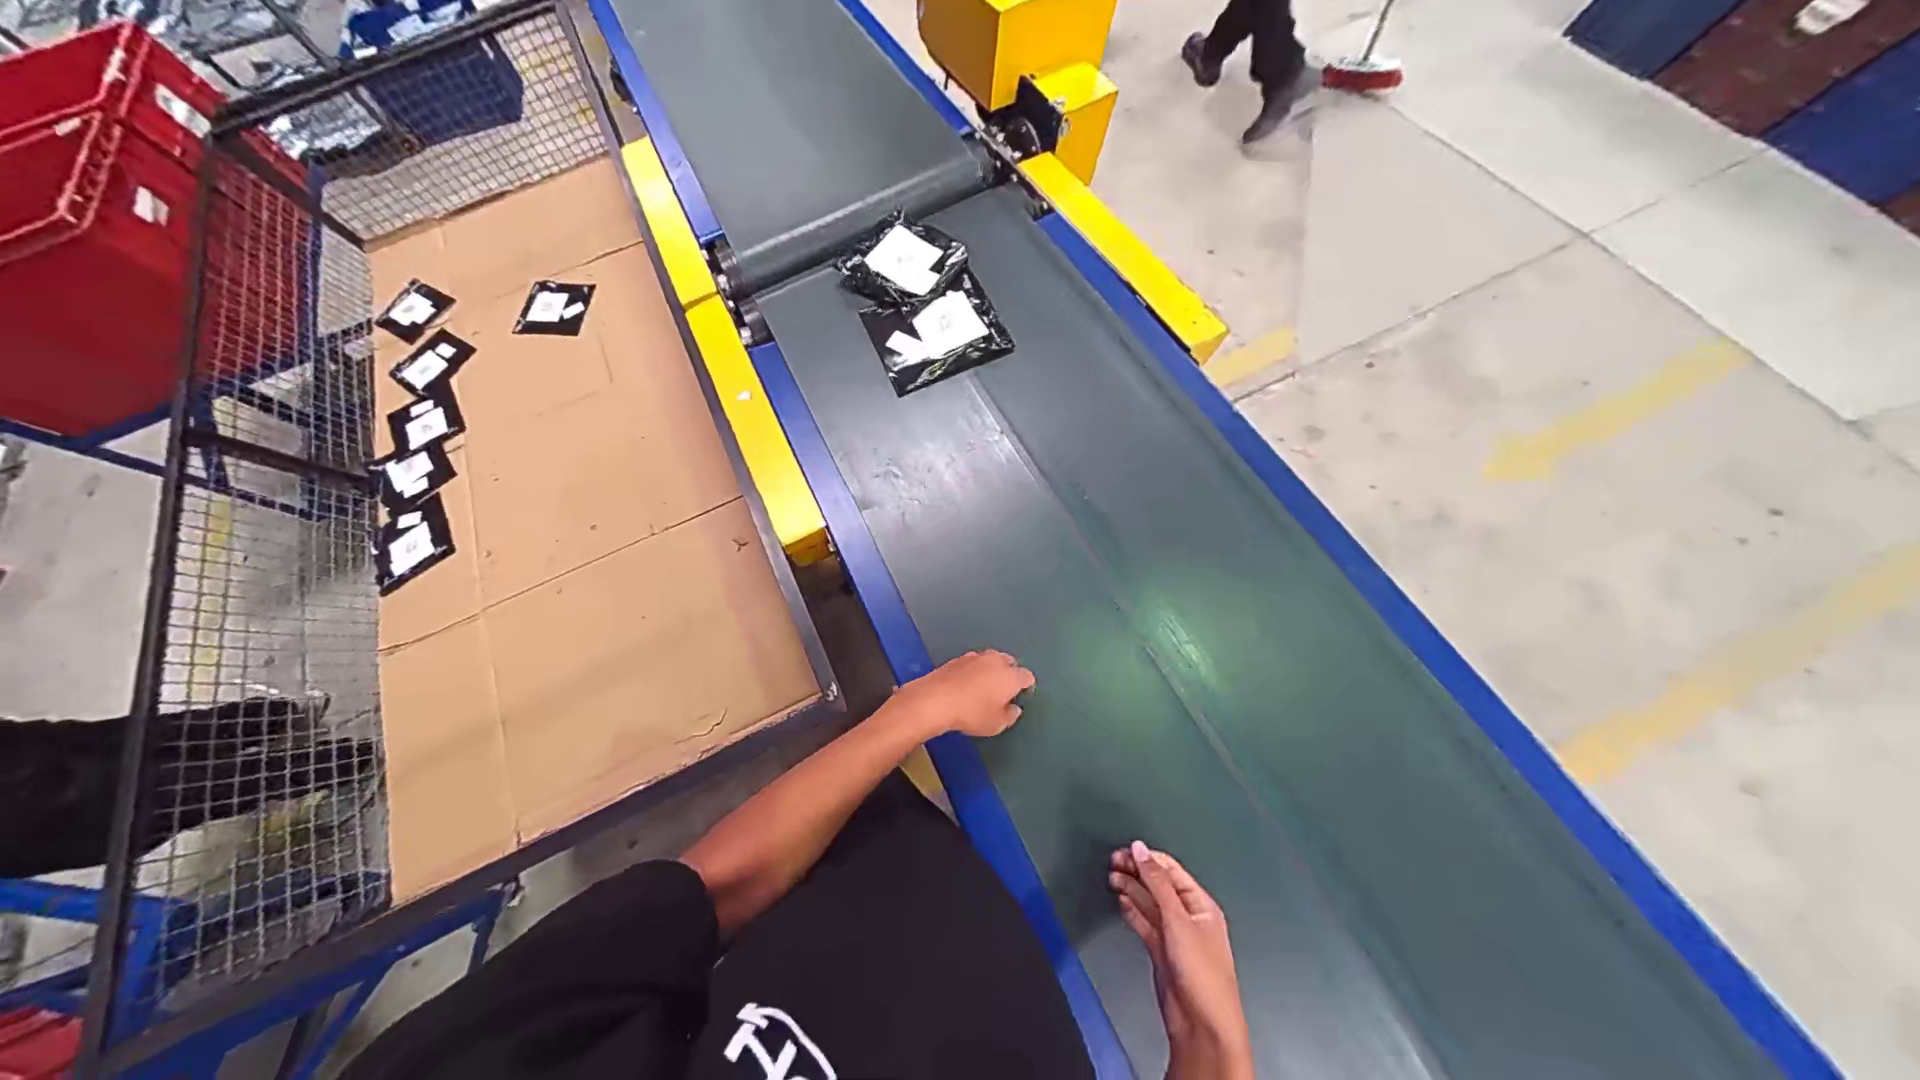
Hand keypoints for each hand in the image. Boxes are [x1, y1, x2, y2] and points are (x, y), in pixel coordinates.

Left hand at [883, 649, 1034, 738]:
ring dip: (991, 668)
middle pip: (1008, 661)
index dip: (1026, 684)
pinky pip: (972, 662)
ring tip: (985, 683)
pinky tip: (967, 682)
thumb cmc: (972, 714)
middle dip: (1009, 671)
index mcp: (1010, 676)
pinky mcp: (957, 659)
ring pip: (990, 659)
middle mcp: (995, 661)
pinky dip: (974, 670)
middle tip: (1004, 687)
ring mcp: (975, 657)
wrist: (935, 699)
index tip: (1023, 692)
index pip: (1026, 676)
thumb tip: (1014, 709)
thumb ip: (1009, 716)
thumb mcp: (996, 724)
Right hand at [1110, 842, 1252, 1079]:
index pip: (1171, 870)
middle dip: (1136, 871)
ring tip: (1112, 877)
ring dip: (1131, 888)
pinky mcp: (1162, 950)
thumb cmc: (1203, 975)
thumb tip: (1141, 851)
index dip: (1148, 858)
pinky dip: (1132, 910)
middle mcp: (1189, 916)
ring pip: (1149, 902)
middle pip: (1158, 884)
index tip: (1125, 850)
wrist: (1202, 1025)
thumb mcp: (1178, 919)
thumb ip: (1157, 883)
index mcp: (1201, 904)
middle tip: (1113, 861)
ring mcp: (1175, 934)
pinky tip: (1121, 901)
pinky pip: (1144, 922)